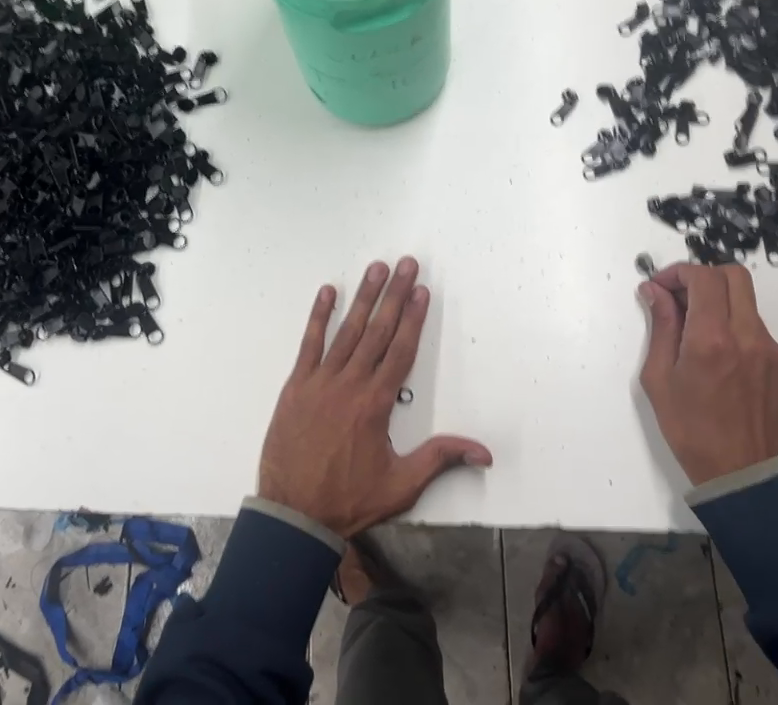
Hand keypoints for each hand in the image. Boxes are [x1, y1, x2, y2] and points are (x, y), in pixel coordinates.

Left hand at [258, 257, 492, 537]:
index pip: (401, 351)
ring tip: (376, 269)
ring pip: (346, 332)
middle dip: (394, 296)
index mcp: (376, 404)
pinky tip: (327, 293)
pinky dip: (318, 317)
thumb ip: (440, 458)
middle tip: (405, 264)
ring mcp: (320, 382)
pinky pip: (308, 345)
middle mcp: (349, 384)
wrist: (294, 513)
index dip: (414, 319)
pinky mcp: (296, 386)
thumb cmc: (349, 500)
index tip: (422, 291)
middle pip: (377, 331)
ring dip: (363, 298)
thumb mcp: (401, 484)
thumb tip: (483, 452)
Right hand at [636, 263, 777, 485]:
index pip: (703, 277)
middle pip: (734, 276)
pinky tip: (726, 369)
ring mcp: (776, 351)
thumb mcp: (659, 380)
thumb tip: (655, 292)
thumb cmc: (692, 431)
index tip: (661, 287)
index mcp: (712, 339)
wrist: (748, 478)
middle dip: (703, 278)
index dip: (679, 272)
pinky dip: (739, 336)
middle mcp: (750, 337)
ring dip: (721, 309)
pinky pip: (761, 335)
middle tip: (682, 300)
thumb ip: (661, 328)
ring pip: (747, 307)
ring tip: (700, 342)